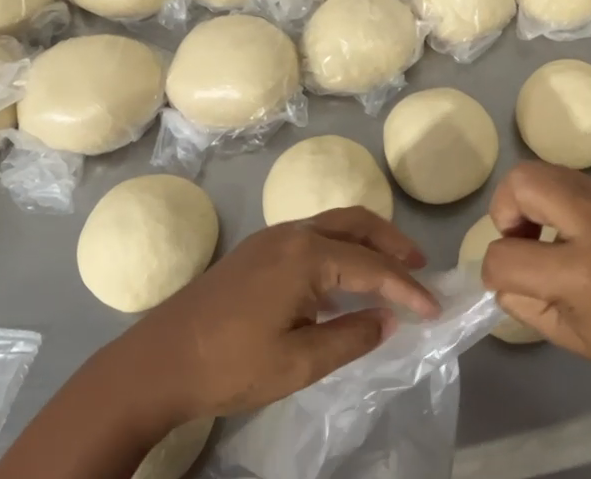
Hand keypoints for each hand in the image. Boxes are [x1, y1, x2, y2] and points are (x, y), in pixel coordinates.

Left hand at [105, 207, 439, 427]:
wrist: (155, 364)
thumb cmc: (229, 365)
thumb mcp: (299, 363)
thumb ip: (351, 338)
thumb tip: (388, 319)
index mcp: (307, 255)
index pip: (372, 267)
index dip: (407, 289)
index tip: (434, 309)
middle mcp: (292, 234)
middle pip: (357, 224)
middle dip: (393, 243)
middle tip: (421, 266)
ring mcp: (270, 239)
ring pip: (333, 225)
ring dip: (367, 242)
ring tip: (391, 269)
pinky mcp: (254, 252)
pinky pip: (312, 237)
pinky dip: (340, 249)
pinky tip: (342, 283)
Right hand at [480, 163, 590, 472]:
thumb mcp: (566, 336)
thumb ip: (522, 302)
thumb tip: (502, 273)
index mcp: (581, 271)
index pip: (504, 255)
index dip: (493, 272)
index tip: (507, 285)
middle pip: (522, 181)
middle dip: (505, 210)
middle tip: (520, 242)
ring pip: (542, 170)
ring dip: (528, 201)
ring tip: (542, 238)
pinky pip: (567, 178)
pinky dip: (552, 199)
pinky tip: (567, 235)